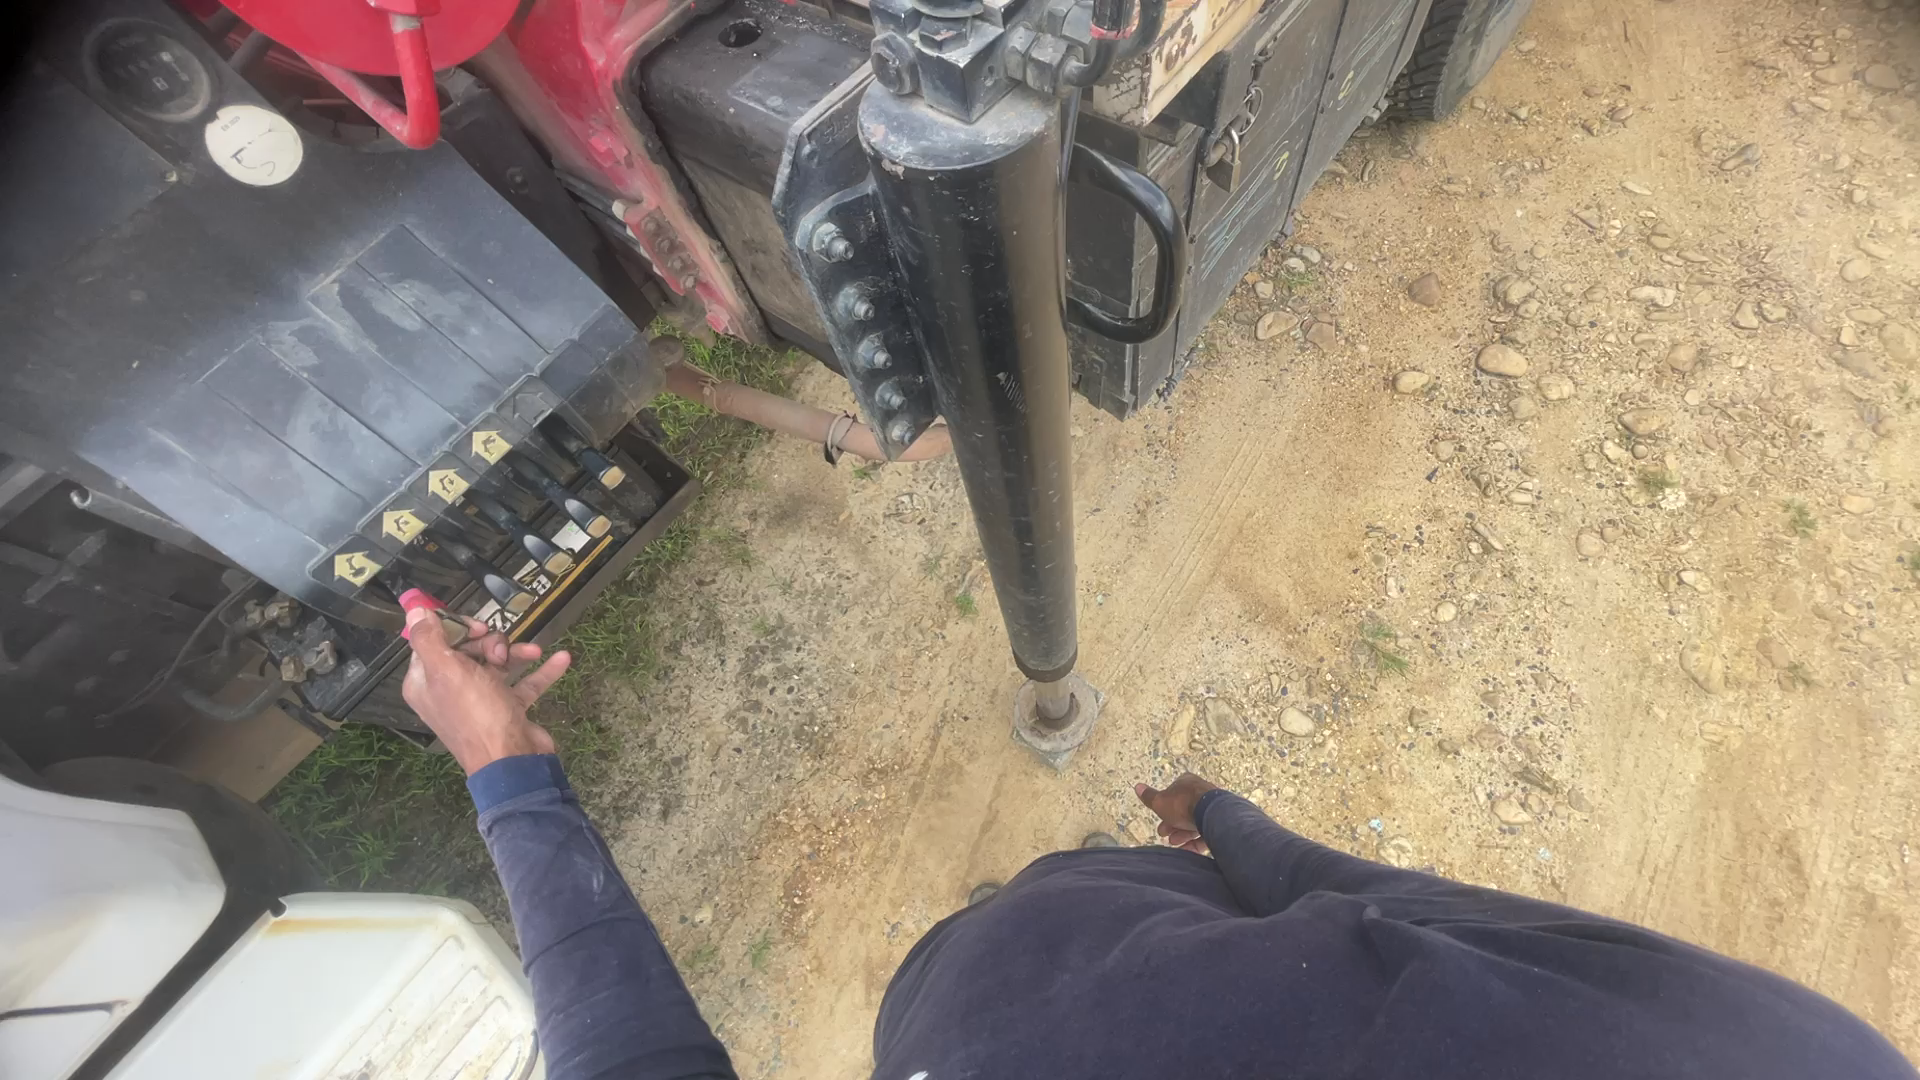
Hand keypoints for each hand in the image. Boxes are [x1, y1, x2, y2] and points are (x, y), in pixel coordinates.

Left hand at [400, 607, 571, 774]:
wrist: (511, 758)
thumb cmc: (476, 713)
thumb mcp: (449, 671)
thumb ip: (430, 638)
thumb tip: (414, 609)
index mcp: (428, 682)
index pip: (435, 643)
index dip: (456, 629)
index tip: (478, 626)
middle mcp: (451, 690)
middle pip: (470, 651)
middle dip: (491, 644)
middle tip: (500, 650)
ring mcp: (482, 700)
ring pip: (499, 664)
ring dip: (519, 653)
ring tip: (535, 651)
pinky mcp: (509, 709)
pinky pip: (525, 682)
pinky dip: (542, 670)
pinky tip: (561, 659)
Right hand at [1135, 773, 1220, 853]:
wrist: (1210, 815)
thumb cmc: (1183, 805)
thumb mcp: (1159, 802)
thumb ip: (1149, 796)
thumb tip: (1138, 787)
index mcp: (1186, 783)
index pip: (1172, 795)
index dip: (1164, 809)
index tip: (1159, 821)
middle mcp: (1200, 792)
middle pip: (1183, 811)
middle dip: (1172, 824)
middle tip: (1165, 835)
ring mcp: (1212, 808)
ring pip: (1194, 823)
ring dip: (1183, 834)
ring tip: (1174, 843)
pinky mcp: (1220, 823)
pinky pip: (1206, 833)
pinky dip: (1196, 842)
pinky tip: (1187, 849)